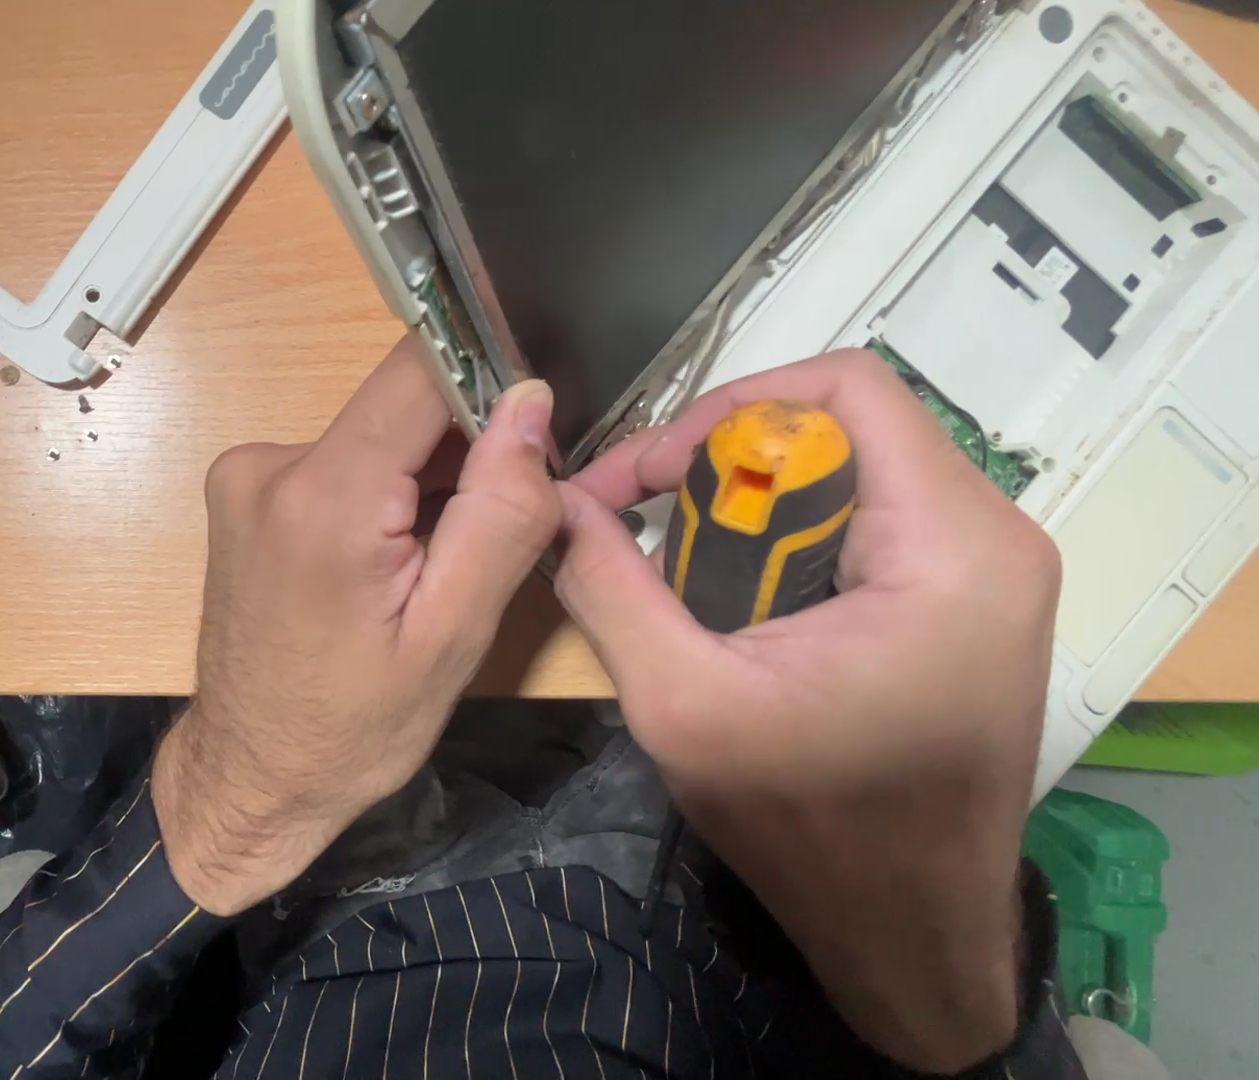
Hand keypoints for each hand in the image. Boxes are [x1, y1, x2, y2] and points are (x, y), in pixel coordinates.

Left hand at [154, 338, 560, 916]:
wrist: (252, 770)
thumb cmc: (354, 727)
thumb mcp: (452, 635)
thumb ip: (501, 512)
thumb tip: (528, 402)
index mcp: (322, 496)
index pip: (419, 368)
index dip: (489, 382)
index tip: (531, 437)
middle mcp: (267, 463)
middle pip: (400, 405)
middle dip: (463, 448)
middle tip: (497, 526)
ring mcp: (246, 474)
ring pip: (374, 434)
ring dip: (425, 477)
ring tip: (437, 561)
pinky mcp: (243, 491)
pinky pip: (340, 461)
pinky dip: (383, 492)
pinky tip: (393, 558)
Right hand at [554, 350, 1059, 1071]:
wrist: (901, 927)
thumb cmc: (807, 823)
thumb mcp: (678, 702)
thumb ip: (607, 587)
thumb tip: (553, 501)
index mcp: (947, 546)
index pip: (840, 391)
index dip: (723, 414)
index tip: (641, 482)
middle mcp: (982, 535)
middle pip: (829, 430)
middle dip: (712, 467)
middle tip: (629, 521)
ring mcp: (972, 569)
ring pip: (829, 474)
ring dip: (730, 507)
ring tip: (664, 567)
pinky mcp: (946, 600)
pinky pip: (842, 521)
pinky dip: (762, 540)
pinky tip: (715, 597)